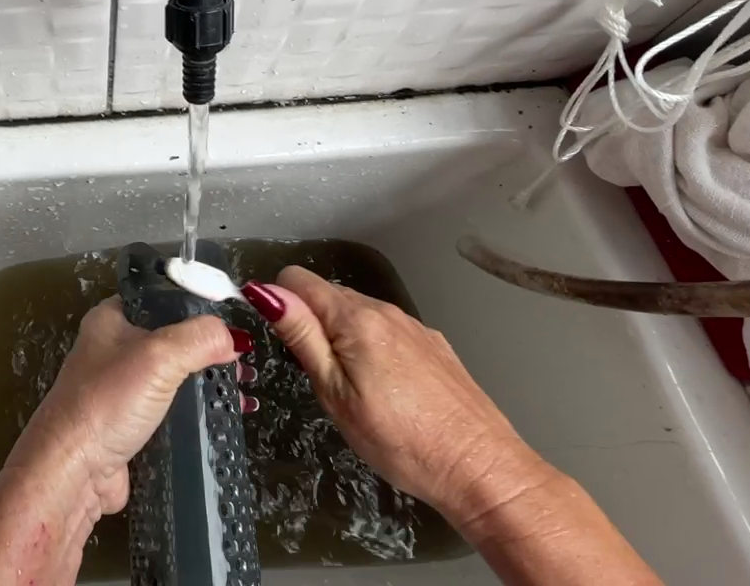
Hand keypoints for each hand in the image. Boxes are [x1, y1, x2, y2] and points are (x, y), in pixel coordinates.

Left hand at [0, 299, 244, 585]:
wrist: (73, 470)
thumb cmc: (108, 401)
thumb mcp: (159, 356)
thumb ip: (198, 338)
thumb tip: (231, 337)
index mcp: (111, 318)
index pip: (159, 298)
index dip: (195, 306)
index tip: (231, 320)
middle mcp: (113, 348)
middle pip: (172, 339)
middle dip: (209, 350)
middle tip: (242, 363)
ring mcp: (120, 388)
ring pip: (174, 377)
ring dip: (207, 382)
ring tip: (242, 392)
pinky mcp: (129, 423)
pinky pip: (171, 409)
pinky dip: (197, 411)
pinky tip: (223, 417)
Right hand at [246, 266, 555, 525]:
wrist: (483, 470)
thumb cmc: (402, 441)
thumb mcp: (335, 394)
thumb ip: (301, 336)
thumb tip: (267, 291)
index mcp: (355, 318)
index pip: (296, 278)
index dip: (279, 304)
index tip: (285, 343)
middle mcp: (384, 310)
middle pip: (326, 295)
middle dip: (310, 324)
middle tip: (321, 378)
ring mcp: (412, 325)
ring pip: (356, 313)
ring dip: (341, 337)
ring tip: (354, 389)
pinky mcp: (432, 343)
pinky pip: (385, 330)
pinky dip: (372, 347)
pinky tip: (387, 390)